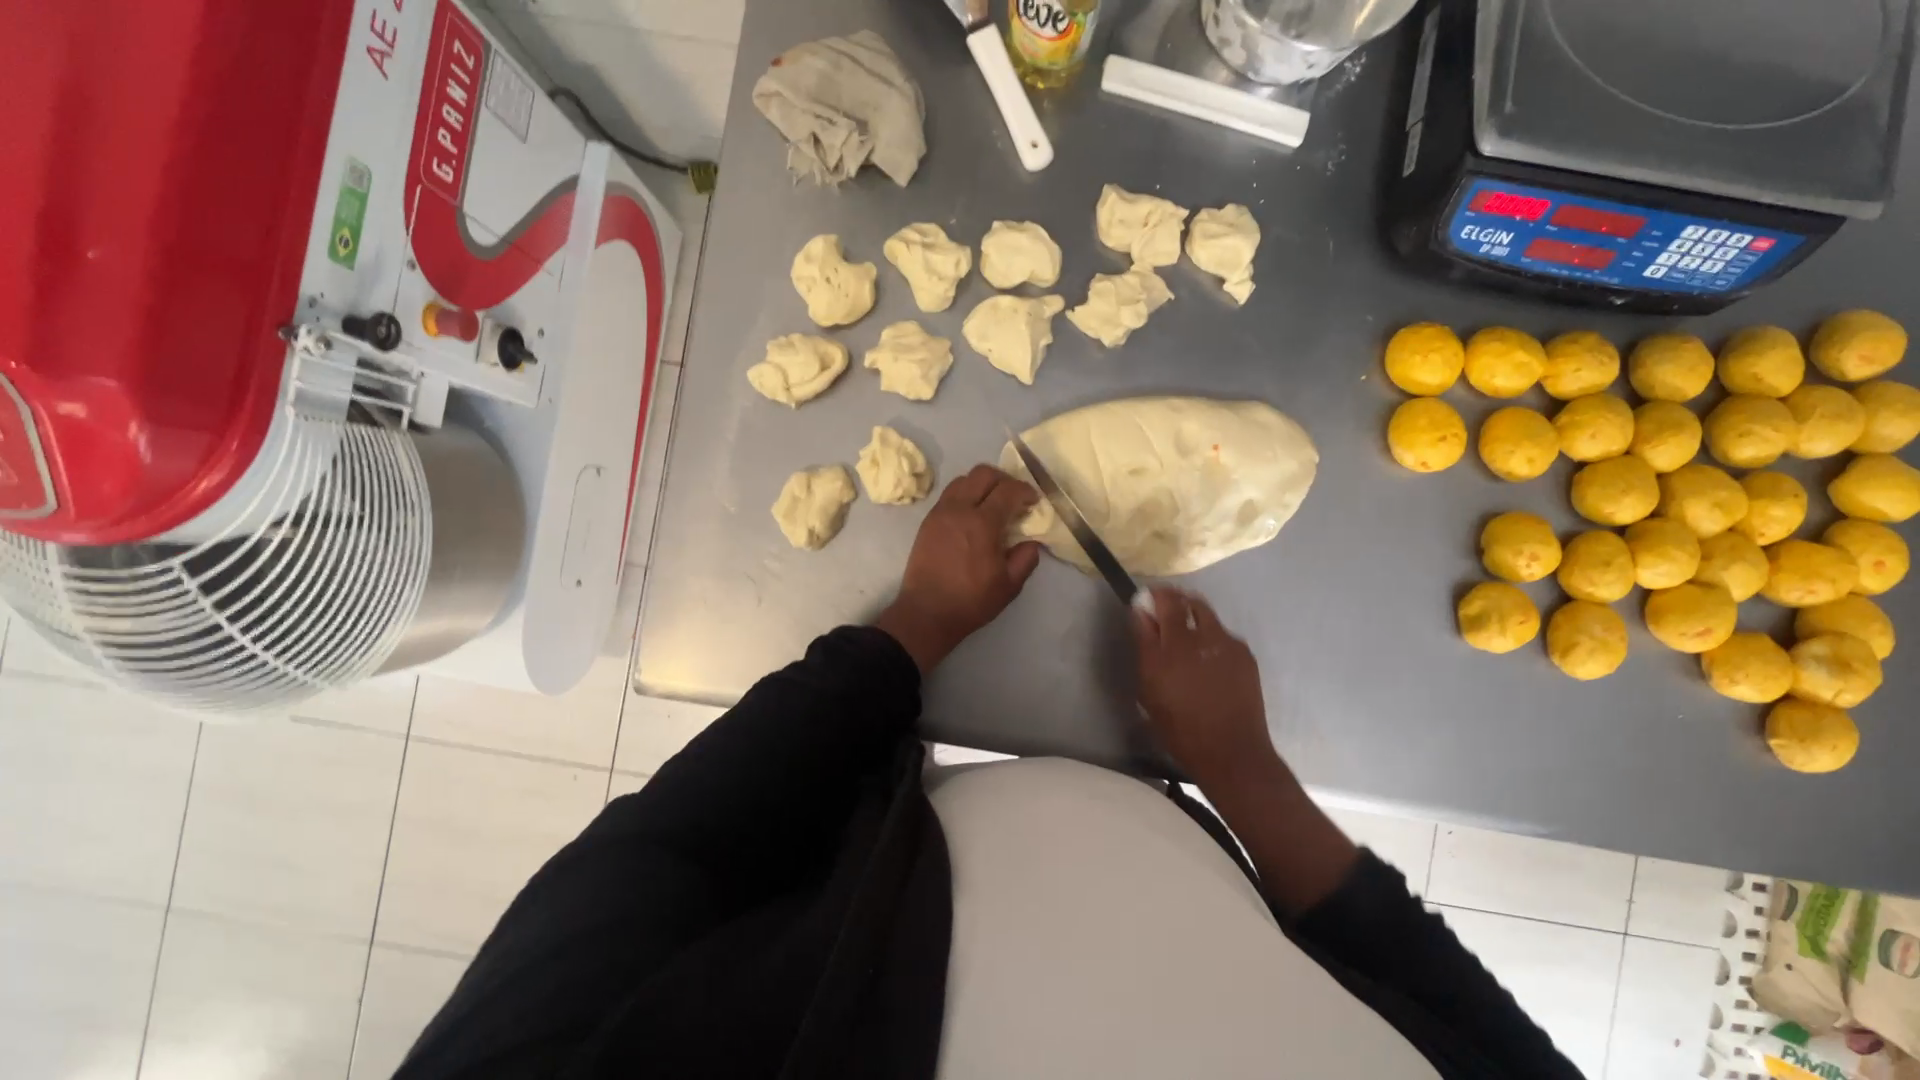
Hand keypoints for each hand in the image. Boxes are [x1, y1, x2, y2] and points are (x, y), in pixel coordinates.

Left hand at [875, 465, 1044, 671]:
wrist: (927, 612)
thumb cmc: (971, 601)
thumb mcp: (1009, 585)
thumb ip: (1025, 558)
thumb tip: (1031, 542)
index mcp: (982, 523)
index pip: (1008, 490)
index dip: (1025, 491)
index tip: (1034, 501)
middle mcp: (959, 509)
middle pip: (983, 474)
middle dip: (1004, 479)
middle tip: (1014, 496)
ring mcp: (940, 513)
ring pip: (962, 480)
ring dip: (981, 484)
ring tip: (992, 503)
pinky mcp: (928, 521)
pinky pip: (949, 495)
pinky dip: (965, 495)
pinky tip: (972, 515)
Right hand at [1133, 587, 1276, 785]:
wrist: (1231, 750)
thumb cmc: (1180, 728)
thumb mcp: (1149, 691)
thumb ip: (1145, 646)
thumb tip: (1141, 614)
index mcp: (1171, 645)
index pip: (1163, 602)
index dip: (1153, 596)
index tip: (1145, 599)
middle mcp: (1200, 636)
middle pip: (1187, 601)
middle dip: (1174, 600)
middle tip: (1164, 613)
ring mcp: (1227, 643)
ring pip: (1207, 616)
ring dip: (1193, 618)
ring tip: (1188, 639)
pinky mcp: (1245, 654)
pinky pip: (1223, 636)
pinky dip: (1211, 639)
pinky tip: (1208, 661)